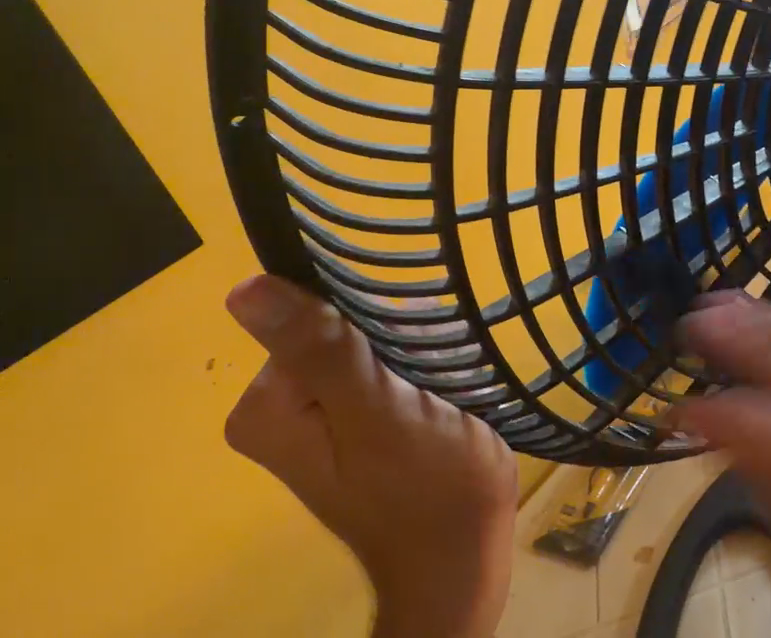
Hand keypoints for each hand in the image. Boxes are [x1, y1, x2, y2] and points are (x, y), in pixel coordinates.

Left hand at [223, 274, 518, 637]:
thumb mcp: (378, 413)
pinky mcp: (360, 425)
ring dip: (416, 350)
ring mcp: (322, 418)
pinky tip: (448, 385)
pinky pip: (385, 372)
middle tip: (442, 361)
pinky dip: (420, 369)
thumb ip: (320, 352)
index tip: (423, 334)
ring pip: (370, 349)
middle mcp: (280, 409)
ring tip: (451, 374)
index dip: (376, 314)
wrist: (461, 550)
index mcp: (267, 406)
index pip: (315, 316)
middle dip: (400, 334)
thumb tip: (243, 288)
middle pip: (342, 330)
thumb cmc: (427, 484)